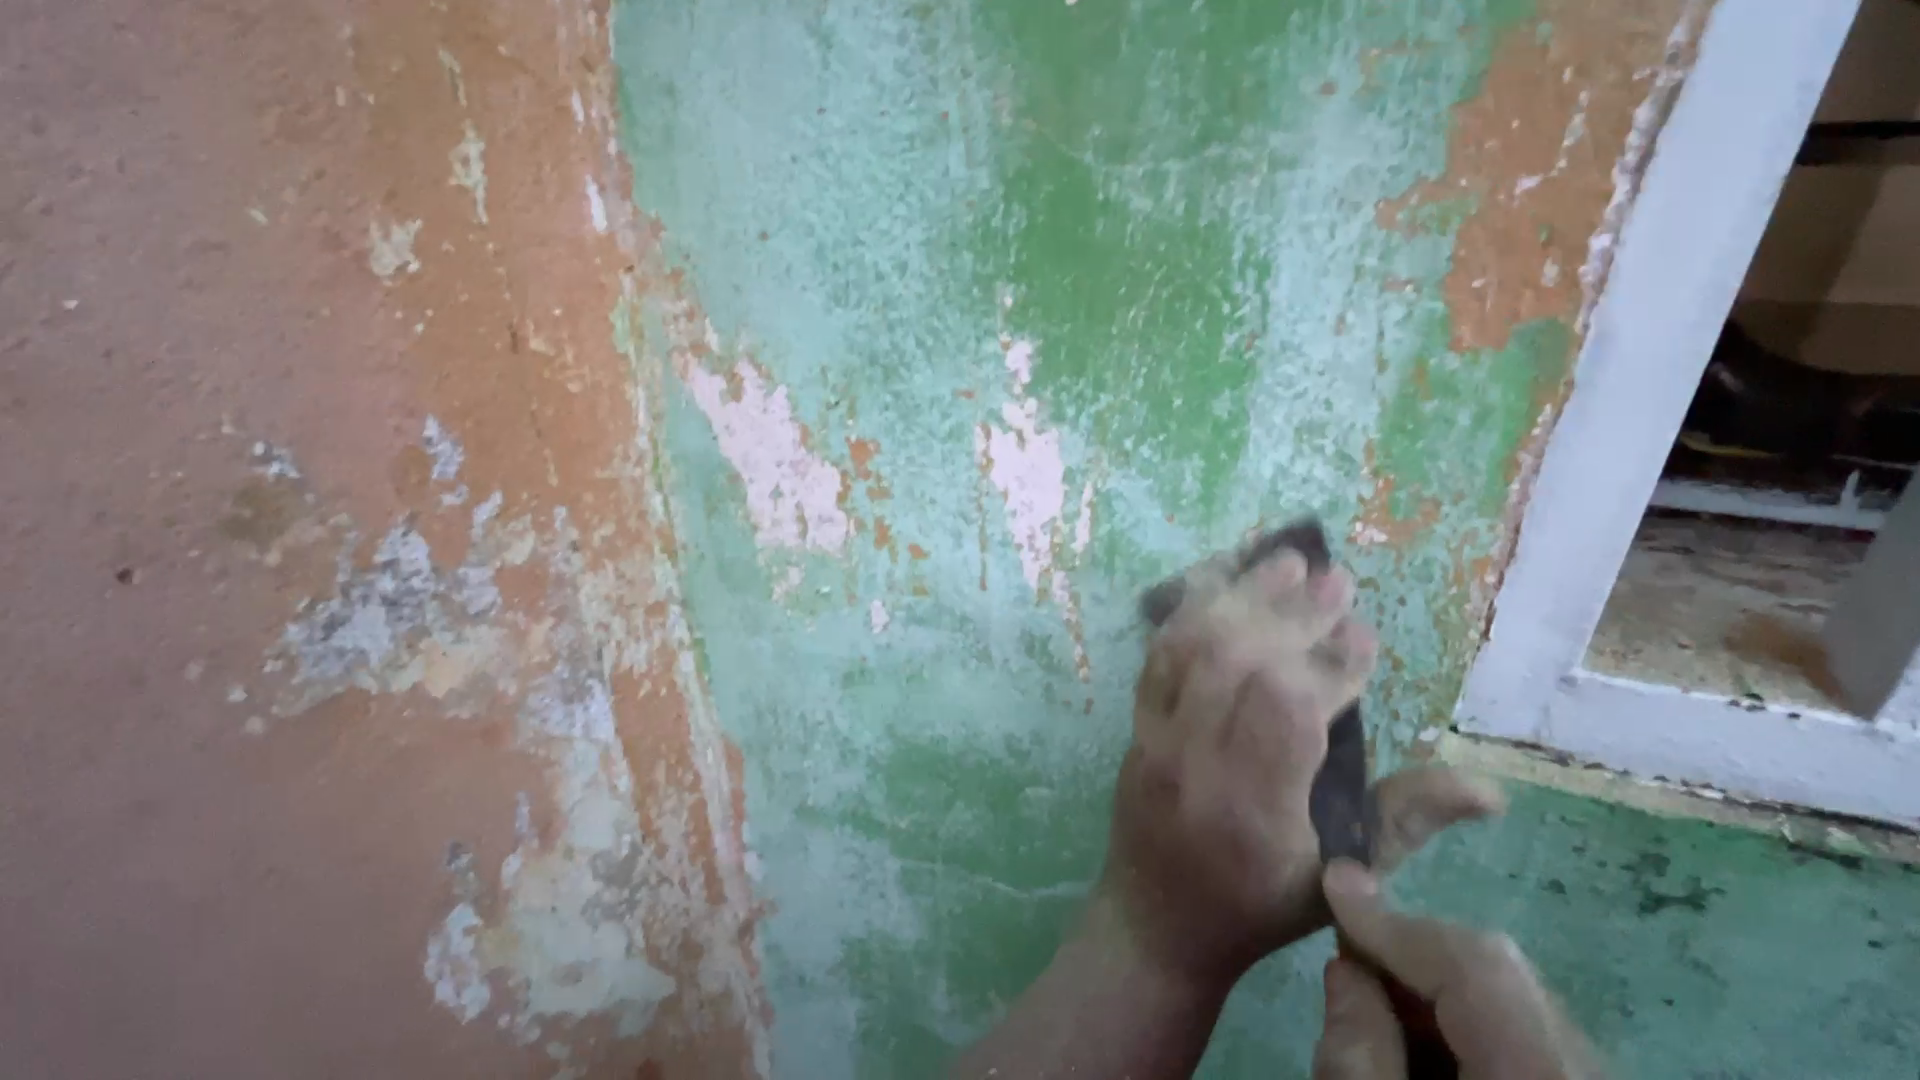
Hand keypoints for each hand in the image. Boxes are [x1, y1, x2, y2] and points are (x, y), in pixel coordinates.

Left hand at [1099, 541, 1504, 987]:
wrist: (1158, 919)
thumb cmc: (1260, 905)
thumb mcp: (1342, 879)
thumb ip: (1404, 822)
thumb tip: (1489, 788)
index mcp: (1254, 808)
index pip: (1286, 710)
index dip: (1329, 665)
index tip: (1363, 634)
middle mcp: (1196, 764)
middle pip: (1237, 665)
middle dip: (1289, 614)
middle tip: (1333, 578)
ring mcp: (1154, 740)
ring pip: (1191, 650)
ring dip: (1239, 599)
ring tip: (1283, 562)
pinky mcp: (1133, 727)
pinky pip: (1156, 656)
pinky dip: (1189, 612)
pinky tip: (1221, 582)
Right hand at [1313, 861, 1603, 1079]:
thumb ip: (1357, 1050)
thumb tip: (1346, 970)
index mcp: (1537, 1073)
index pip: (1473, 962)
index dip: (1394, 919)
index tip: (1332, 882)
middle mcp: (1585, 1066)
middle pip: (1496, 969)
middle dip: (1412, 951)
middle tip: (1349, 962)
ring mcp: (1592, 1073)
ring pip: (1511, 997)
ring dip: (1435, 988)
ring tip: (1379, 1009)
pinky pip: (1527, 1032)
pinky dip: (1468, 1024)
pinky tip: (1425, 1049)